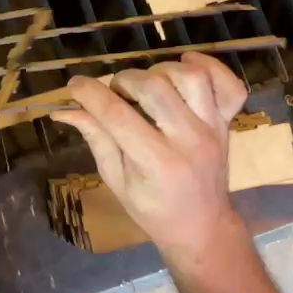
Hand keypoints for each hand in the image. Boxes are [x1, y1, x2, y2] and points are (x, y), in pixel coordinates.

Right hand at [53, 52, 248, 264]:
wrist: (202, 226)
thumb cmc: (153, 209)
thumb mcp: (116, 180)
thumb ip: (96, 139)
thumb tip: (64, 109)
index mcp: (157, 163)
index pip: (117, 115)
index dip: (90, 94)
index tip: (74, 86)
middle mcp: (189, 141)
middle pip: (154, 87)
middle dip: (124, 81)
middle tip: (114, 93)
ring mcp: (213, 129)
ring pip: (190, 78)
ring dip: (160, 72)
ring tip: (146, 85)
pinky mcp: (227, 122)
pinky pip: (229, 85)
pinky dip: (208, 66)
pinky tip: (184, 66)